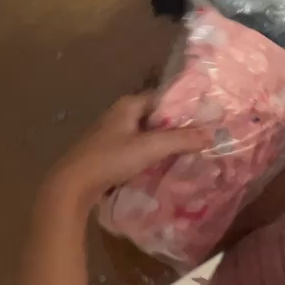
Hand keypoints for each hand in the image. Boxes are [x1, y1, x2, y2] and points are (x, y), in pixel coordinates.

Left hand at [39, 93, 213, 213]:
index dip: (185, 107)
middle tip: (203, 136)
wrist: (72, 186)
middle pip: (157, 116)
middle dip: (178, 126)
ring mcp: (113, 133)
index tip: (207, 117)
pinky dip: (152, 153)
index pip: (165, 98)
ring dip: (166, 142)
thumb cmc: (110, 159)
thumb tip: (212, 134)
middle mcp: (121, 114)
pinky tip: (165, 164)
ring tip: (190, 151)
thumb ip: (181, 139)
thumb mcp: (149, 148)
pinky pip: (138, 148)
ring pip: (148, 133)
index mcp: (129, 104)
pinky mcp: (109, 152)